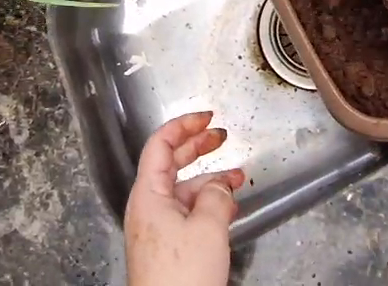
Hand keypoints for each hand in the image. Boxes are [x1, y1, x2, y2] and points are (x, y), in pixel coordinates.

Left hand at [123, 111, 245, 285]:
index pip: (160, 143)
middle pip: (171, 163)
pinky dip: (208, 204)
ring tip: (239, 177)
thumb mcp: (208, 227)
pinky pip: (187, 213)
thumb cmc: (183, 276)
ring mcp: (157, 228)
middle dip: (198, 147)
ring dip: (210, 179)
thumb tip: (222, 183)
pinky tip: (228, 207)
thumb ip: (217, 195)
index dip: (184, 125)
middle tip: (222, 135)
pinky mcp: (167, 248)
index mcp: (148, 193)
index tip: (208, 116)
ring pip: (183, 190)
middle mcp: (148, 206)